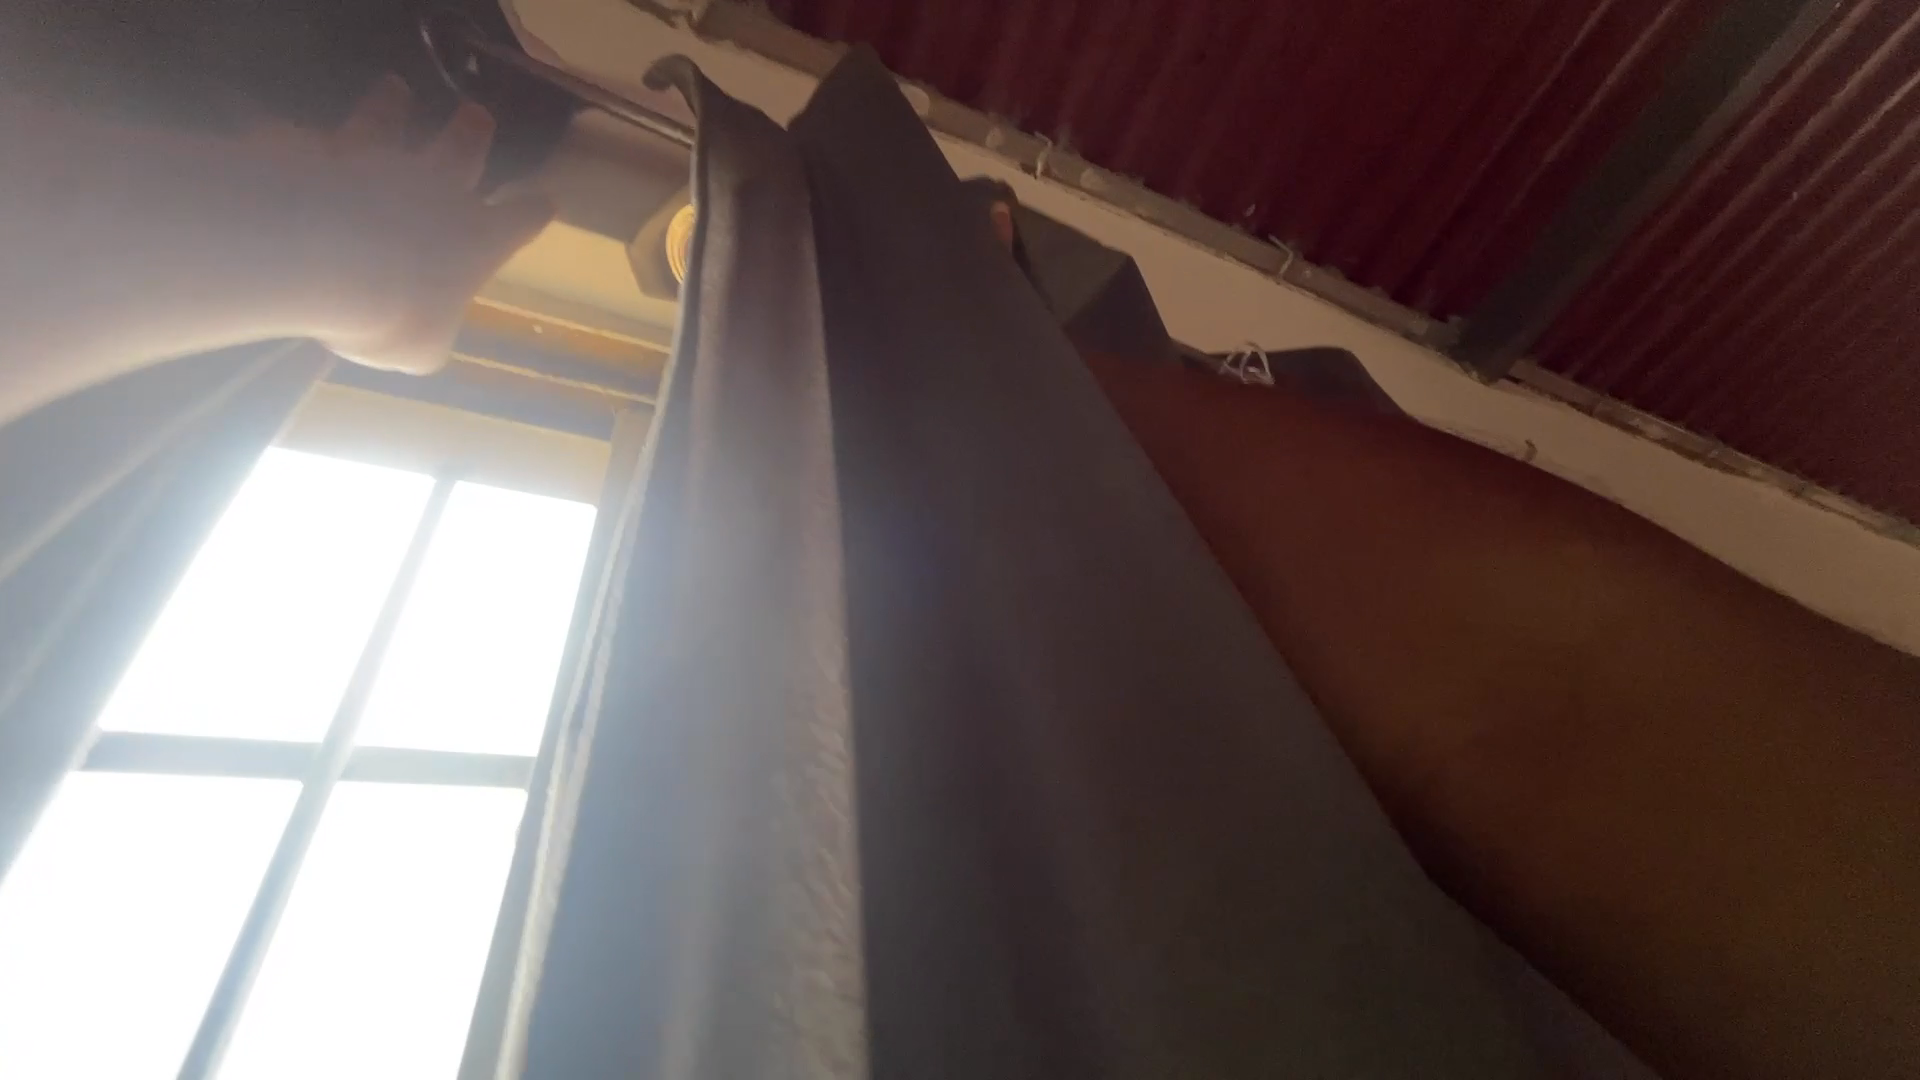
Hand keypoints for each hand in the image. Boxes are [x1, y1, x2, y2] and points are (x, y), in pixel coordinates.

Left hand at [255, 76, 553, 373]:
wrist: (313, 259)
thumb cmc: (393, 313)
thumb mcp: (422, 347)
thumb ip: (428, 334)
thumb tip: (420, 334)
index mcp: (481, 238)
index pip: (523, 219)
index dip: (535, 211)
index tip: (545, 200)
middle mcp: (437, 191)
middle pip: (463, 151)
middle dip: (473, 134)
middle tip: (477, 116)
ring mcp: (374, 163)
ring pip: (389, 123)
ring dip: (392, 106)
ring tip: (395, 87)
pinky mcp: (311, 151)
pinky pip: (304, 138)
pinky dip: (299, 136)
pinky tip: (286, 131)